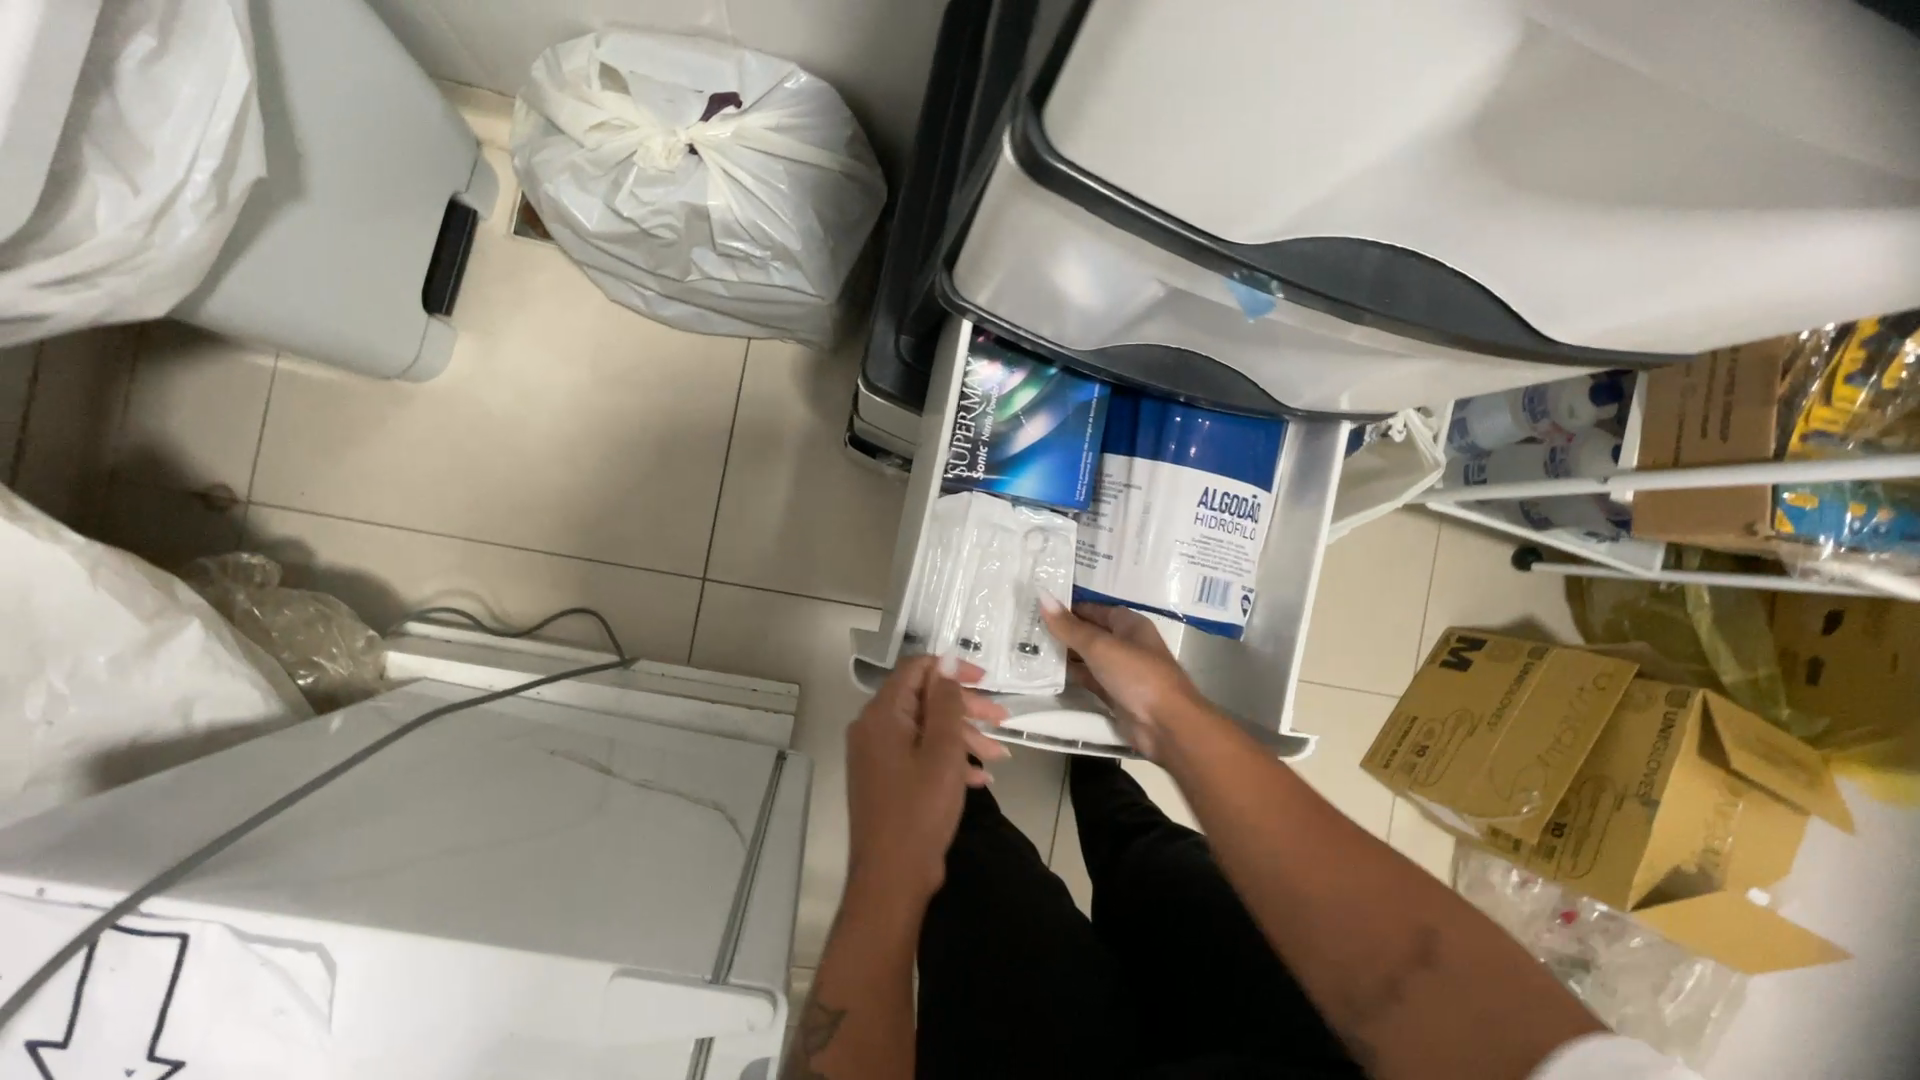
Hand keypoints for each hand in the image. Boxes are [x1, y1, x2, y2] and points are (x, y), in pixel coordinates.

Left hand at [845, 656, 1010, 903]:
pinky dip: (947, 761)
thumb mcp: (943, 752)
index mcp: (882, 715)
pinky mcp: (884, 778)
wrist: (891, 878)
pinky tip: (979, 779)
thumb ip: (946, 702)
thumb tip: (946, 659)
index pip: (916, 669)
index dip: (953, 669)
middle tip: (1001, 721)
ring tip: (997, 757)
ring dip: (962, 737)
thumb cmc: (919, 811)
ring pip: (924, 730)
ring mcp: (876, 755)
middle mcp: (873, 728)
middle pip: (923, 700)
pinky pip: (917, 755)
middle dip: (964, 708)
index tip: (987, 683)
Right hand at [1039, 596, 1207, 759]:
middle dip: (1062, 630)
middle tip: (1026, 627)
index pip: (1095, 609)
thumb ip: (1069, 626)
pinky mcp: (1114, 694)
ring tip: (1028, 647)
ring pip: (1087, 657)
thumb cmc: (1136, 674)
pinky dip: (1070, 675)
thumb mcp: (1099, 646)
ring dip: (1063, 654)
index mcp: (1129, 624)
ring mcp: (1120, 671)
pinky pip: (1088, 679)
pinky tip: (1045, 672)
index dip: (1069, 607)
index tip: (1037, 606)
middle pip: (1090, 633)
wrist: (1166, 724)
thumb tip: (1042, 595)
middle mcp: (1126, 644)